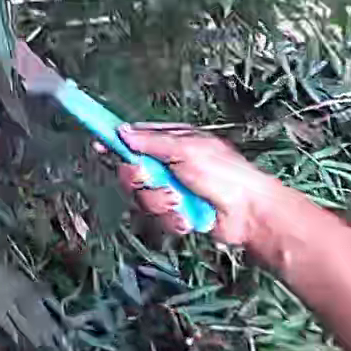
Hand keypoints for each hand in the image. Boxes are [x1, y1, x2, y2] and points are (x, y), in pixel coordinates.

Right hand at [114, 124, 285, 247]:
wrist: (250, 215)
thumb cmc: (225, 174)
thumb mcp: (186, 150)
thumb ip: (151, 142)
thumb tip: (123, 131)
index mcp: (173, 141)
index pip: (136, 138)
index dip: (118, 142)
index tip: (100, 145)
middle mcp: (169, 164)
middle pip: (133, 170)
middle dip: (140, 179)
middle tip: (149, 178)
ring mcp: (172, 190)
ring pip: (144, 196)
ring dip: (161, 201)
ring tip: (180, 201)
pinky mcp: (177, 213)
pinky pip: (159, 217)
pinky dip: (173, 218)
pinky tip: (188, 217)